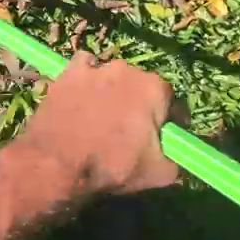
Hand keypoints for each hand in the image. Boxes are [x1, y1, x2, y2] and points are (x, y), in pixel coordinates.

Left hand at [11, 53, 179, 201]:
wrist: (57, 163)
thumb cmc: (112, 166)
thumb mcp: (160, 173)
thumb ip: (178, 161)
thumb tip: (182, 159)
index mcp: (155, 88)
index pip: (170, 102)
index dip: (168, 120)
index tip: (161, 136)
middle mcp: (126, 70)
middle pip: (140, 86)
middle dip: (138, 104)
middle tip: (129, 129)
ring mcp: (95, 69)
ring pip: (112, 75)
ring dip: (112, 90)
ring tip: (101, 115)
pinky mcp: (67, 73)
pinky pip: (83, 66)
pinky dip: (85, 76)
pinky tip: (81, 93)